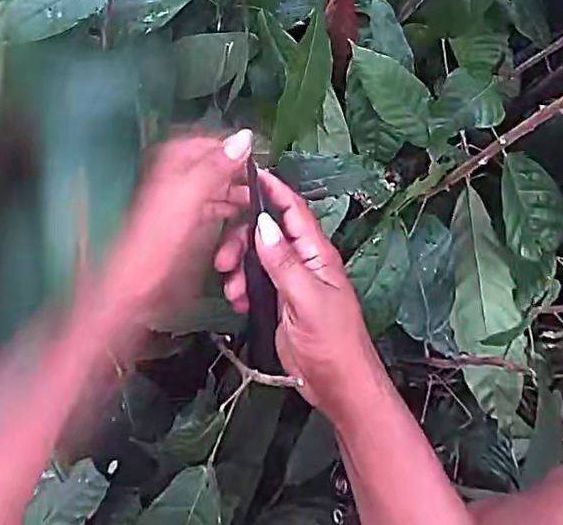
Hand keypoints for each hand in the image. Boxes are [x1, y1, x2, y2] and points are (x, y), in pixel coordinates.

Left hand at [98, 130, 254, 328]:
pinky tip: (243, 230)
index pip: (220, 143)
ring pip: (225, 189)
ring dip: (241, 204)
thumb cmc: (159, 237)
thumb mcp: (192, 193)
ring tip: (256, 219)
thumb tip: (246, 135)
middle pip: (225, 167)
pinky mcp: (191, 220)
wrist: (136, 285)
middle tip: (264, 200)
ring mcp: (187, 197)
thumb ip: (219, 163)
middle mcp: (182, 172)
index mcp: (177, 157)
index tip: (265, 174)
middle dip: (245, 183)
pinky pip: (220, 209)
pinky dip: (232, 217)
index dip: (244, 156)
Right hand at [215, 170, 385, 417]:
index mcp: (317, 252)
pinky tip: (238, 301)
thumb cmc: (332, 342)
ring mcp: (291, 280)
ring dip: (239, 266)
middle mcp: (303, 260)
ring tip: (232, 290)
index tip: (250, 173)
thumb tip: (262, 223)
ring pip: (257, 255)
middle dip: (242, 239)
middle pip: (268, 231)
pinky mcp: (280, 300)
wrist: (339, 388)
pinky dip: (242, 286)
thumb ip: (284, 262)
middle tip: (223, 260)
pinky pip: (255, 280)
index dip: (274, 189)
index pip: (293, 210)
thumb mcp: (307, 300)